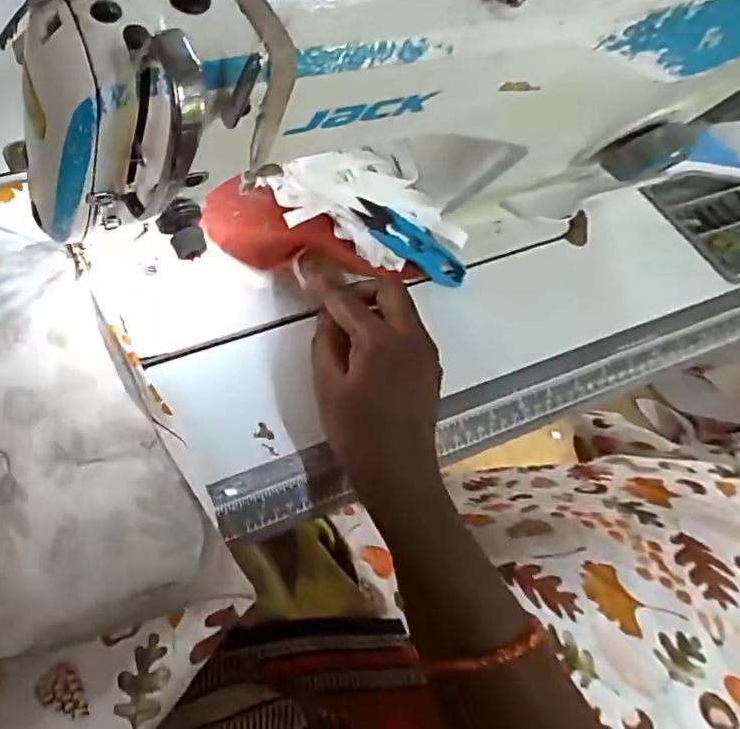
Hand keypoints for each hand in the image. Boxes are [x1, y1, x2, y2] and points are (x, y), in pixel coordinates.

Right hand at [303, 257, 444, 504]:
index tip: (309, 263)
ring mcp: (426, 351)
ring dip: (376, 305)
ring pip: (402, 307)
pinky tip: (368, 350)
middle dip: (361, 287)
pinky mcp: (430, 366)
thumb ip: (325, 341)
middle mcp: (411, 336)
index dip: (325, 281)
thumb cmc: (357, 433)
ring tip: (349, 329)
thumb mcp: (327, 385)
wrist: (401, 476)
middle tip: (336, 305)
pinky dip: (387, 325)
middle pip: (389, 289)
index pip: (348, 299)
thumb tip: (328, 315)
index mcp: (381, 339)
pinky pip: (408, 329)